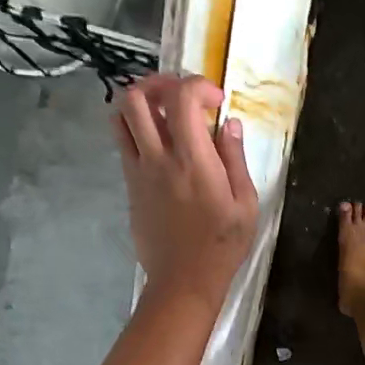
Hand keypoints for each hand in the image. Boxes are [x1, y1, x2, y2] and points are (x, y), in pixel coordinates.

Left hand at [113, 74, 258, 306]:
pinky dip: (138, 131)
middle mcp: (157, 158)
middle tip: (182, 96)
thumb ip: (235, 158)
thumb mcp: (245, 202)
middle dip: (158, 83)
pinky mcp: (129, 186)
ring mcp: (137, 172)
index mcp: (191, 160)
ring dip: (141, 104)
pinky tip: (163, 145)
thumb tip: (229, 124)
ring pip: (120, 118)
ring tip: (166, 112)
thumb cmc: (221, 244)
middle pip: (135, 98)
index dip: (198, 85)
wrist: (182, 281)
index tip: (217, 101)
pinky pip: (124, 144)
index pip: (180, 97)